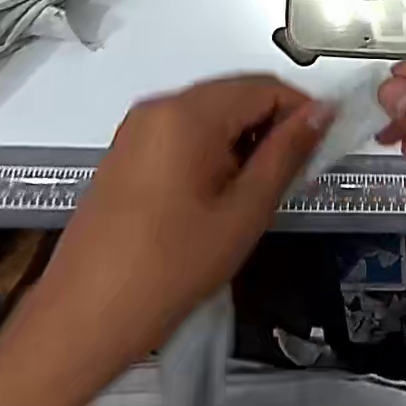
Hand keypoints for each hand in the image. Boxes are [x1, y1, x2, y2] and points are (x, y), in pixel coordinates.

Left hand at [0, 75, 329, 405]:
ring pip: (211, 112)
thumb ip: (287, 152)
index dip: (302, 110)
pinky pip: (184, 129)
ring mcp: (137, 126)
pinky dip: (214, 146)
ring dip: (245, 136)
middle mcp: (159, 105)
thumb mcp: (244, 211)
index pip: (264, 86)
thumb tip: (322, 111)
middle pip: (235, 93)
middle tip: (296, 169)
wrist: (82, 319)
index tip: (323, 146)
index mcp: (188, 113)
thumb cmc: (171, 268)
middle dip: (273, 123)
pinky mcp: (127, 149)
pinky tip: (221, 188)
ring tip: (259, 185)